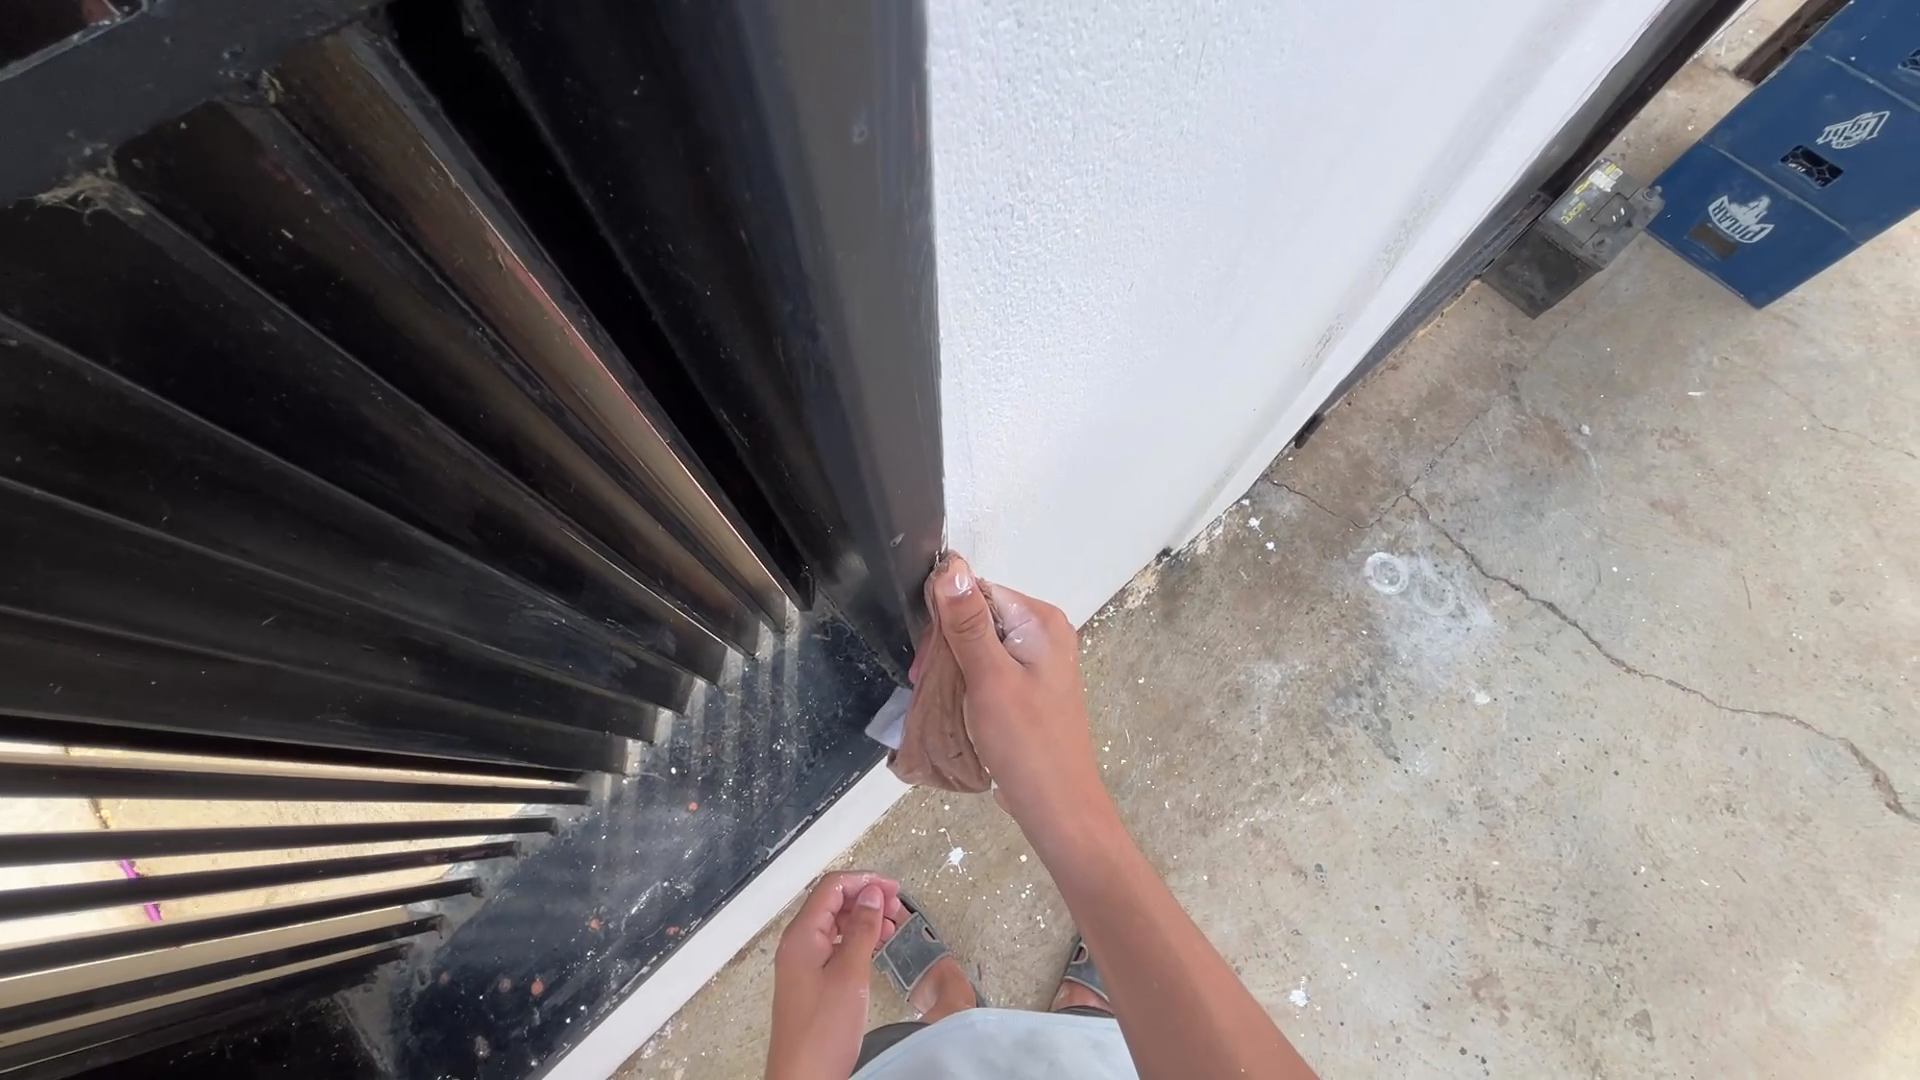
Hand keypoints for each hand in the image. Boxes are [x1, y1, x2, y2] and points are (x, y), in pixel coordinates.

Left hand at [766, 872, 907, 1079]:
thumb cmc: (824, 1030)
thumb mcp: (850, 974)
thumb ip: (861, 928)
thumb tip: (872, 892)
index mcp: (802, 934)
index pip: (832, 887)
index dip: (864, 881)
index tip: (893, 889)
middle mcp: (798, 942)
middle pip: (833, 902)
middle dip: (866, 898)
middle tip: (897, 907)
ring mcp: (803, 962)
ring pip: (836, 923)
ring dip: (864, 918)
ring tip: (892, 927)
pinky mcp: (810, 980)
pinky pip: (835, 944)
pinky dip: (857, 939)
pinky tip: (876, 946)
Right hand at [931, 555, 1110, 841]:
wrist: (1056, 806)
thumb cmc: (1024, 741)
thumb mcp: (989, 677)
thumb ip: (968, 622)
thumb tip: (951, 566)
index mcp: (1041, 621)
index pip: (979, 591)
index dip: (945, 616)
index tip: (926, 655)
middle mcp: (1045, 632)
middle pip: (979, 616)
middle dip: (947, 645)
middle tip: (924, 680)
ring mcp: (1040, 660)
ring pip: (980, 644)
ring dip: (953, 665)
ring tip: (937, 695)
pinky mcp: (1031, 686)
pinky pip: (991, 667)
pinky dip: (968, 680)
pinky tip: (956, 702)